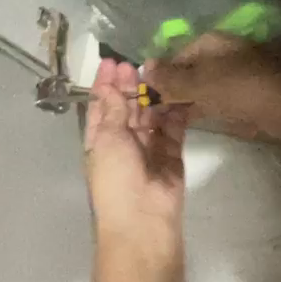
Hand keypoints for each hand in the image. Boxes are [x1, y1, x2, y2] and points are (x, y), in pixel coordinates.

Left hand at [84, 59, 189, 236]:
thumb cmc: (116, 179)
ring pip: (152, 115)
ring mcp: (149, 148)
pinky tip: (180, 89)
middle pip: (127, 108)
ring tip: (160, 70)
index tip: (112, 61)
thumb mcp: (107, 140)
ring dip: (154, 95)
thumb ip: (113, 110)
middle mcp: (123, 143)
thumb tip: (112, 85)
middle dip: (130, 85)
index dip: (106, 84)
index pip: (102, 106)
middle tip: (138, 62)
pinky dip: (178, 111)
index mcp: (100, 141)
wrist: (143, 220)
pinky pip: (175, 128)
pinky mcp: (172, 154)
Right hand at [143, 35, 280, 141]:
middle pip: (190, 70)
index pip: (175, 56)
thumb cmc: (239, 88)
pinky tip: (193, 120)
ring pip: (203, 86)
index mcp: (211, 42)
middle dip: (173, 89)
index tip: (147, 97)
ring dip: (187, 100)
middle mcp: (223, 52)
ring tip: (169, 119)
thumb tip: (144, 66)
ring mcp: (237, 72)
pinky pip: (217, 98)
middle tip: (156, 113)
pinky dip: (204, 107)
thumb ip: (171, 78)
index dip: (160, 76)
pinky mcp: (247, 93)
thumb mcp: (199, 83)